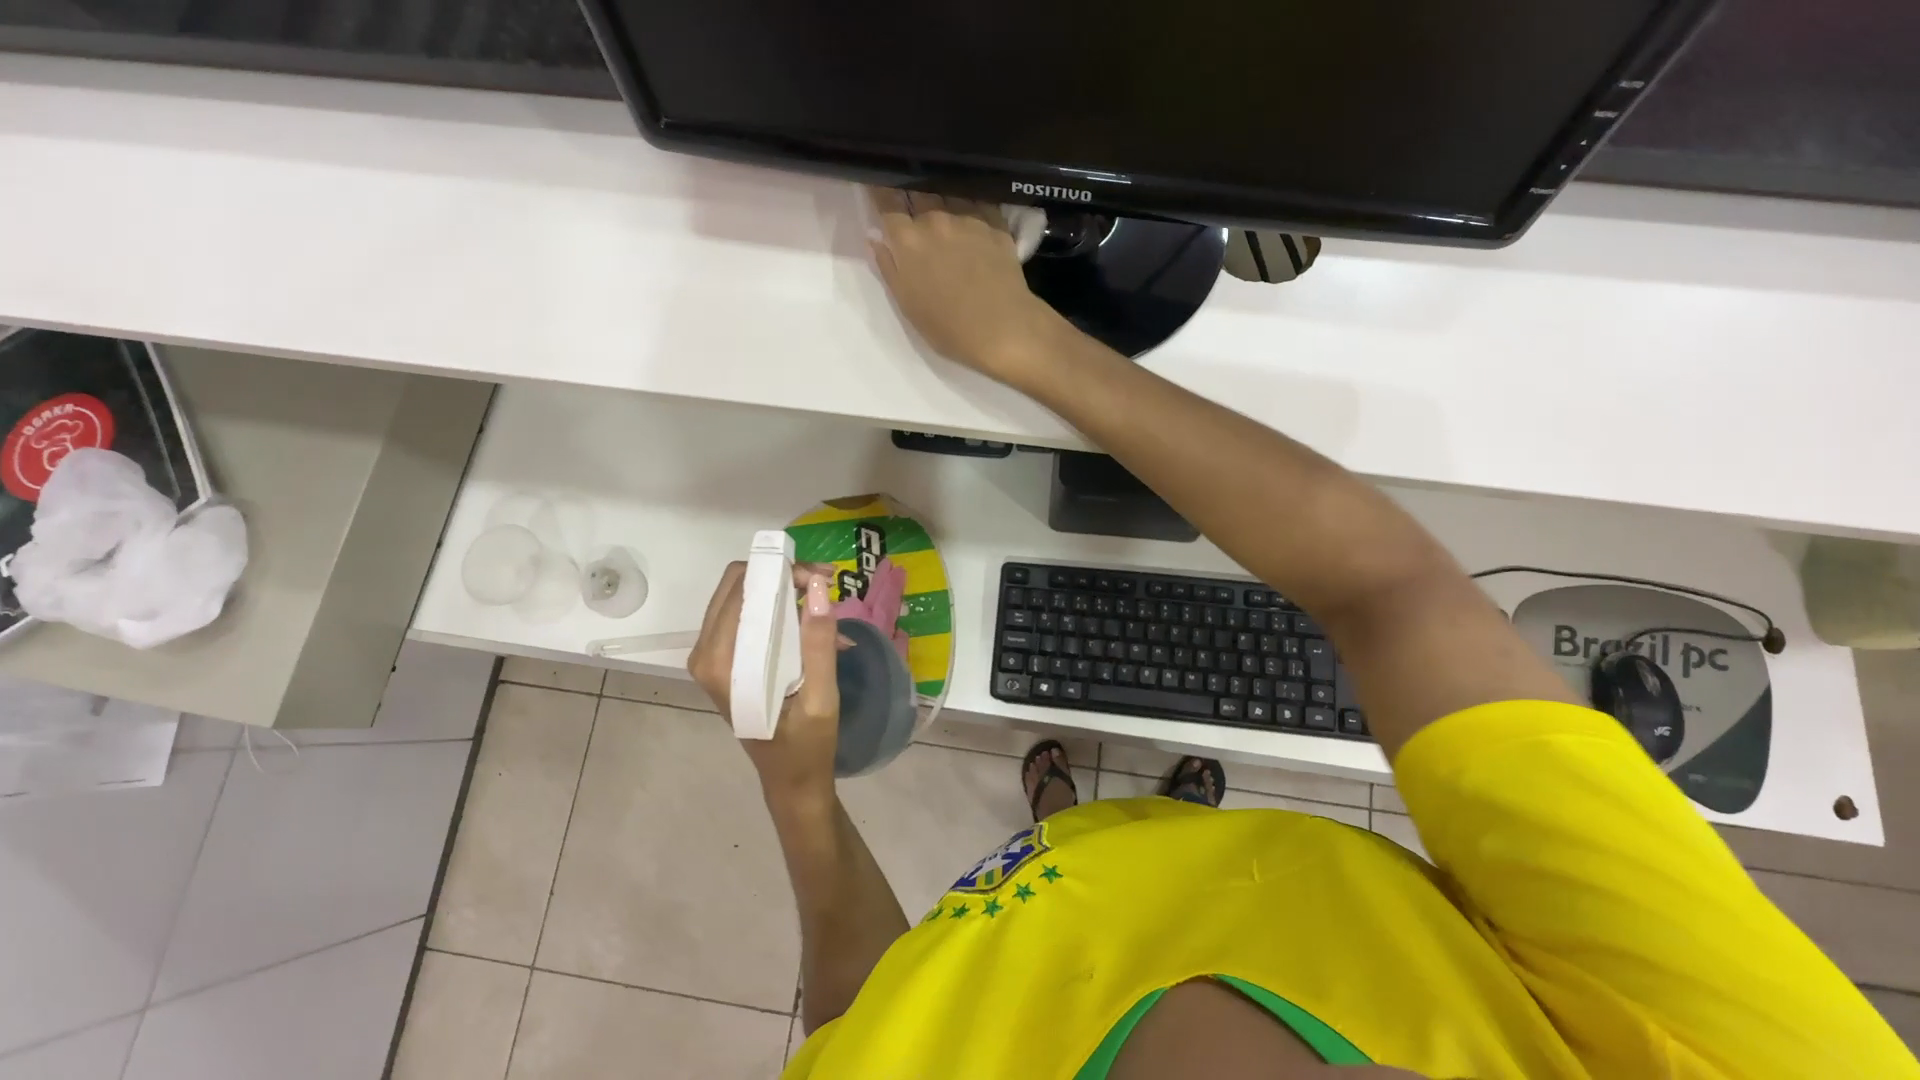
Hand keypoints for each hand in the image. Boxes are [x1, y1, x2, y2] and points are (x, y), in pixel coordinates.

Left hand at [687, 561, 842, 804]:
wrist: (791, 780)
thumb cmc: (806, 746)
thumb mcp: (821, 698)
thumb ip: (818, 643)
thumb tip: (818, 587)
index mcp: (721, 663)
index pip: (742, 590)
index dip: (782, 572)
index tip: (822, 579)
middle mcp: (705, 654)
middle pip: (737, 584)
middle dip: (782, 575)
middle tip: (823, 583)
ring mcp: (710, 655)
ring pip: (740, 595)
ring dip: (781, 588)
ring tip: (822, 599)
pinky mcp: (720, 658)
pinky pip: (743, 614)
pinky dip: (775, 607)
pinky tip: (810, 622)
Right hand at [867, 187, 1067, 385]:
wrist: (1002, 328)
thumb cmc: (947, 326)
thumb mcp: (907, 303)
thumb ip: (888, 267)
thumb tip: (874, 238)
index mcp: (908, 240)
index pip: (887, 203)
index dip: (880, 191)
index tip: (877, 185)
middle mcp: (936, 219)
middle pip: (918, 190)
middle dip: (911, 189)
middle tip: (910, 194)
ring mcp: (969, 218)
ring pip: (949, 192)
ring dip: (941, 192)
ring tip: (941, 195)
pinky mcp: (996, 225)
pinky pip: (980, 201)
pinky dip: (971, 200)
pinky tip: (972, 204)